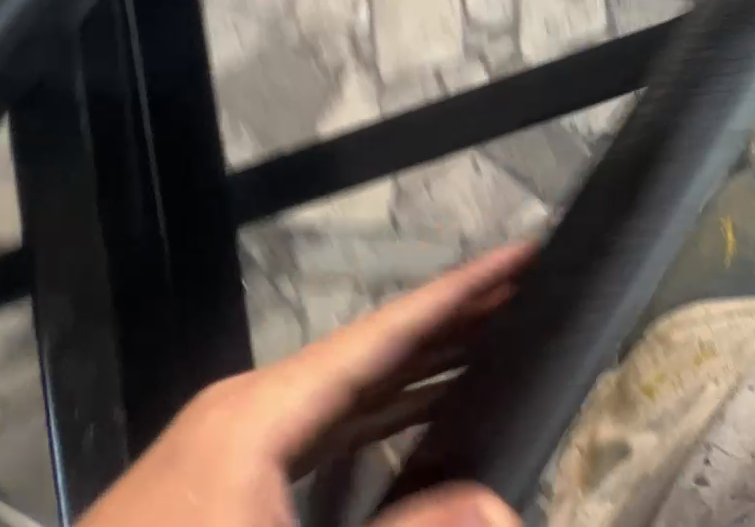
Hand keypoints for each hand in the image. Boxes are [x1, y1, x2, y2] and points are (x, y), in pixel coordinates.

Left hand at [81, 244, 535, 526]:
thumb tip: (502, 503)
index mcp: (260, 411)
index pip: (388, 328)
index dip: (463, 287)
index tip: (523, 253)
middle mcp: (248, 406)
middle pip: (375, 344)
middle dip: (457, 317)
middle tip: (531, 291)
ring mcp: (231, 438)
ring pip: (351, 381)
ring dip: (425, 361)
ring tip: (498, 337)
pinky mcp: (223, 473)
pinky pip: (327, 418)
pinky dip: (385, 403)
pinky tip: (423, 405)